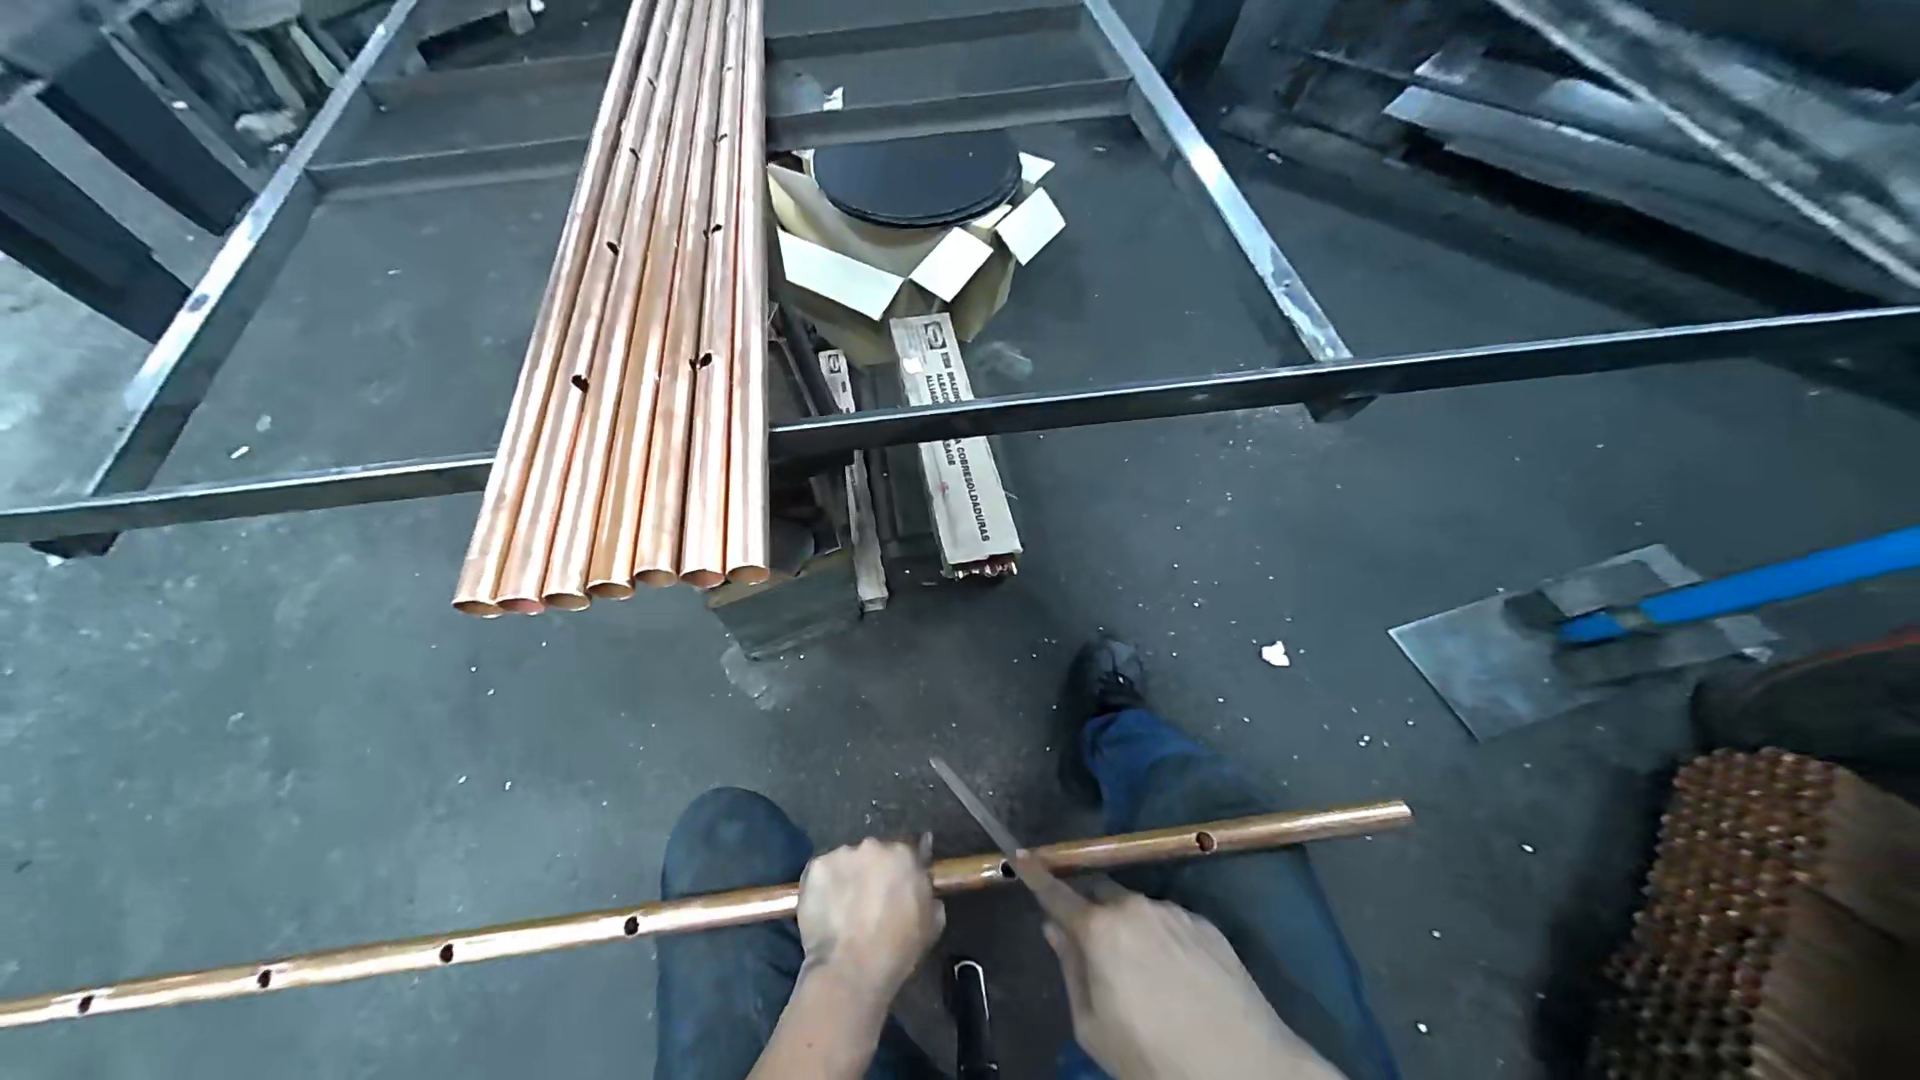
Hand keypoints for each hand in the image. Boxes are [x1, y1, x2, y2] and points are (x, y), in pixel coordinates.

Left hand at [796, 837, 944, 1007]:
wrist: (850, 971)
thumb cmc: (897, 950)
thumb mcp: (931, 924)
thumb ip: (930, 895)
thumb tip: (924, 885)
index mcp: (905, 854)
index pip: (907, 851)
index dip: (902, 870)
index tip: (898, 885)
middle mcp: (874, 846)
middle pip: (875, 854)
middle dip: (874, 872)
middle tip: (870, 901)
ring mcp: (842, 854)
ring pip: (847, 861)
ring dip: (848, 877)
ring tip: (843, 908)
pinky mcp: (816, 867)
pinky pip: (823, 872)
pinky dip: (824, 886)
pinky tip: (825, 909)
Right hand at [1044, 890, 1345, 1079]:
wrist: (1246, 1070)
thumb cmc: (1154, 1057)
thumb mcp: (1094, 1027)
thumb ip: (1069, 969)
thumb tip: (1054, 929)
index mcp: (1099, 929)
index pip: (1056, 891)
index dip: (1034, 872)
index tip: (1019, 853)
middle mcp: (1134, 906)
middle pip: (1098, 893)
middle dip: (1087, 906)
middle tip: (1089, 942)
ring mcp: (1173, 911)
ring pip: (1136, 908)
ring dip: (1127, 927)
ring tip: (1143, 976)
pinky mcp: (1206, 923)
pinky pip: (1169, 921)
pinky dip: (1160, 938)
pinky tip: (1176, 978)